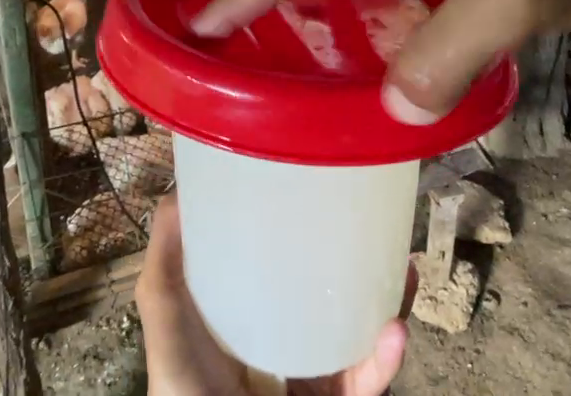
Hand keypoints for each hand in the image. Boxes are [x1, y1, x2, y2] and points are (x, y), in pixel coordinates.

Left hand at [138, 196, 409, 395]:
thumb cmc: (183, 387)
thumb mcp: (165, 323)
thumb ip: (165, 268)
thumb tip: (176, 195)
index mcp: (250, 316)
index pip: (284, 268)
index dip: (306, 235)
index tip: (324, 194)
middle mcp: (287, 343)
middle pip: (333, 298)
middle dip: (362, 266)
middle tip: (381, 232)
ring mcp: (314, 377)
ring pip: (362, 336)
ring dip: (389, 304)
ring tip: (404, 269)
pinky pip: (367, 384)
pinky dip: (384, 361)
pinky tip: (395, 332)